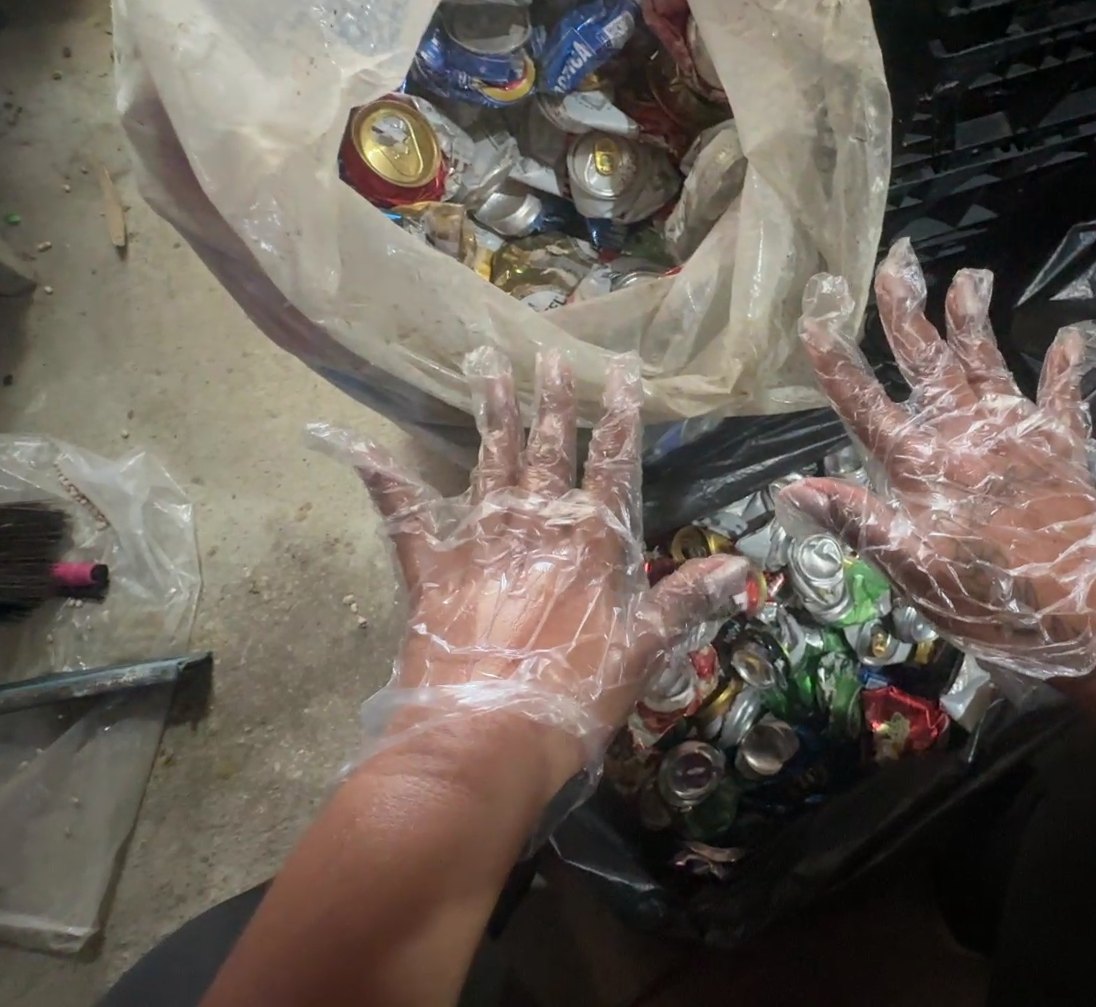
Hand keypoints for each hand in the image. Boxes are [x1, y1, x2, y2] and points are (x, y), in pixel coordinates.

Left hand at [311, 348, 753, 770]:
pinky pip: (402, 515)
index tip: (620, 370)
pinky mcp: (430, 568)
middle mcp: (537, 525)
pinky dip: (381, 478)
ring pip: (488, 461)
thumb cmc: (573, 696)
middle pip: (548, 449)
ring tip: (487, 367)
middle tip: (548, 354)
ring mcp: (479, 541)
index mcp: (591, 542)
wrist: (486, 741)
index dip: (619, 415)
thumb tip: (742, 566)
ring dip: (490, 413)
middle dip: (552, 401)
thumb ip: (685, 600)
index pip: (613, 463)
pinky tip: (354, 443)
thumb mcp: (642, 651)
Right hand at [775, 239, 1095, 678]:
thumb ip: (859, 520)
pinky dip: (1064, 367)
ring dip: (974, 322)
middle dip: (908, 315)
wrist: (1092, 612)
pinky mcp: (1063, 447)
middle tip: (896, 265)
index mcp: (923, 467)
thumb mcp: (913, 572)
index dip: (839, 368)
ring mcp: (1019, 435)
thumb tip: (794, 487)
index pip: (867, 408)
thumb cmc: (994, 598)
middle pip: (928, 365)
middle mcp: (966, 436)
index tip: (816, 323)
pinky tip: (1068, 335)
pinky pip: (1063, 397)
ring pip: (987, 365)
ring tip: (967, 277)